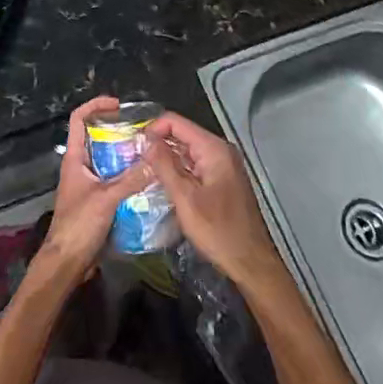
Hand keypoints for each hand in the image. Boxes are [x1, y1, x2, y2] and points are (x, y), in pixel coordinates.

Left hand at [36, 96, 152, 276]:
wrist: (66, 264)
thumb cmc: (78, 226)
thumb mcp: (106, 199)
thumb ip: (131, 179)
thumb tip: (155, 158)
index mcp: (75, 159)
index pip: (78, 120)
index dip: (95, 106)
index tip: (118, 105)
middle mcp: (81, 167)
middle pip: (97, 138)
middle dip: (119, 131)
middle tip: (144, 130)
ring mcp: (89, 184)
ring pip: (109, 160)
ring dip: (127, 154)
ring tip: (151, 150)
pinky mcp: (98, 201)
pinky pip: (116, 179)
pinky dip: (130, 175)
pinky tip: (149, 178)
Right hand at [143, 112, 285, 288]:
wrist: (249, 261)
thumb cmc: (218, 231)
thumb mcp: (185, 198)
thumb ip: (164, 166)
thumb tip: (145, 140)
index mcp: (214, 149)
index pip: (177, 122)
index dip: (152, 129)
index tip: (133, 146)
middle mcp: (220, 150)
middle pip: (183, 135)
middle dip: (157, 144)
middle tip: (133, 159)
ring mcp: (223, 165)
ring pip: (188, 151)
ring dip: (166, 158)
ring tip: (142, 171)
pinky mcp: (222, 180)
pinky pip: (195, 166)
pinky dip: (179, 170)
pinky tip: (162, 183)